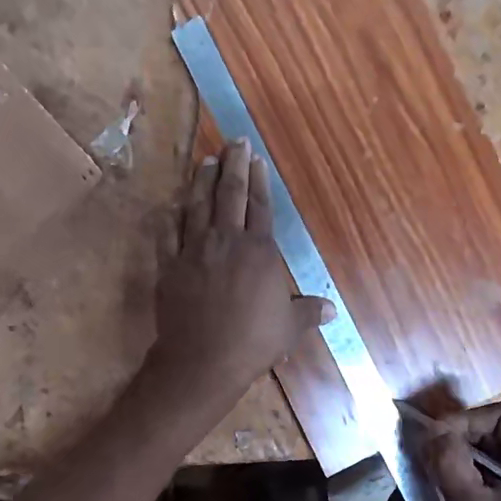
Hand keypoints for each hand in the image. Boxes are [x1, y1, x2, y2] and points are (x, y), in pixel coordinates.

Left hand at [145, 140, 331, 398]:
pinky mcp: (169, 265)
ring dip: (202, 180)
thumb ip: (309, 312)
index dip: (260, 180)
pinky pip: (167, 232)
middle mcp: (226, 241)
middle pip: (229, 194)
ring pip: (196, 205)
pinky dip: (170, 215)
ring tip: (206, 161)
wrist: (203, 359)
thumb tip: (332, 310)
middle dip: (233, 165)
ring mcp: (193, 250)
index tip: (256, 158)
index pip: (260, 206)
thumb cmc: (253, 341)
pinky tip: (171, 203)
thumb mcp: (289, 327)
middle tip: (234, 141)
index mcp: (259, 251)